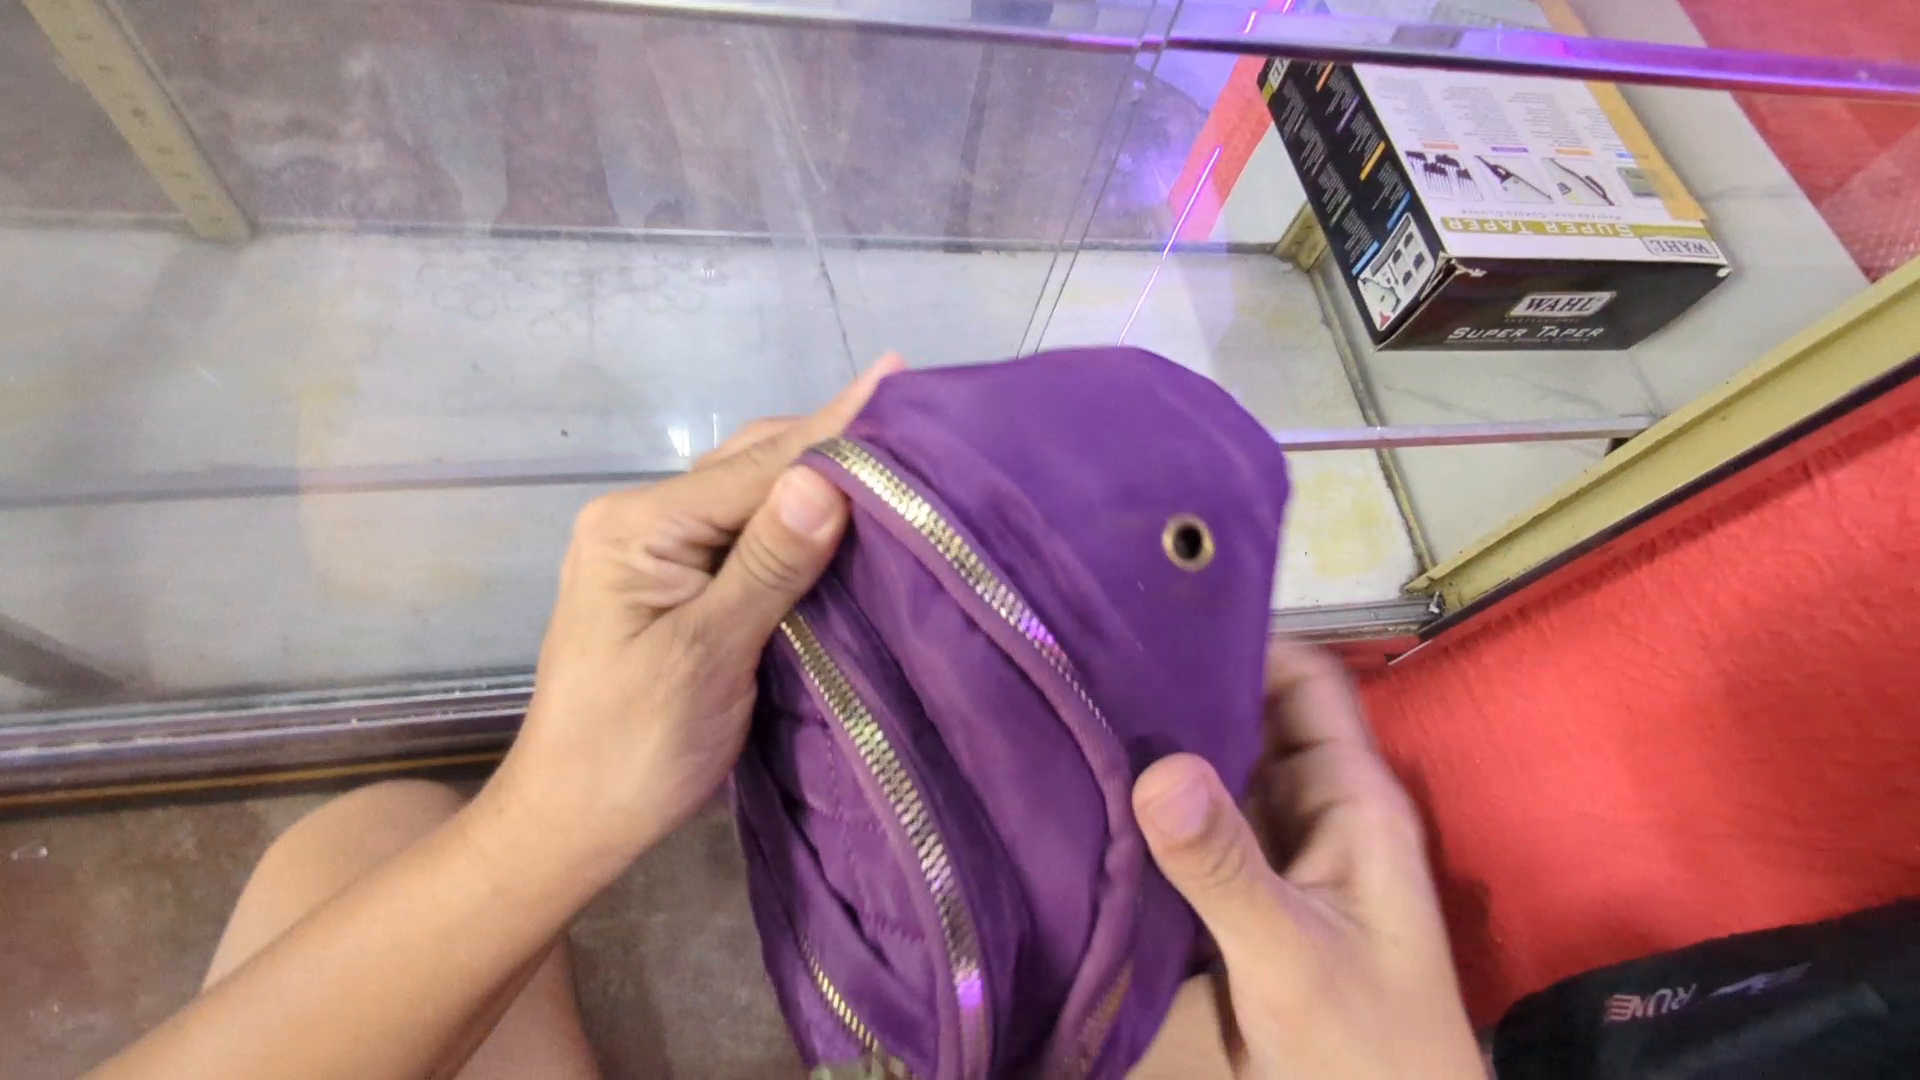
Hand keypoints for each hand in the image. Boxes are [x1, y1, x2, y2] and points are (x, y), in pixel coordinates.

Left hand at [471, 356, 903, 887]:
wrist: (576, 820)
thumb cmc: (634, 747)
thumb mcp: (704, 656)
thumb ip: (765, 565)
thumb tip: (824, 480)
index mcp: (641, 526)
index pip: (756, 466)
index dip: (833, 429)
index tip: (896, 376)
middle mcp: (648, 520)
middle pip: (753, 463)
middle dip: (828, 439)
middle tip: (906, 412)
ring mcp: (664, 550)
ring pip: (754, 492)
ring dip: (817, 472)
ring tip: (887, 445)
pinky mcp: (684, 581)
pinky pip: (753, 531)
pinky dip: (802, 518)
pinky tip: (843, 509)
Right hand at [1129, 642, 1483, 1078]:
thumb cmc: (1364, 1054)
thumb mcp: (1293, 959)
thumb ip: (1226, 868)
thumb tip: (1158, 768)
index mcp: (1347, 798)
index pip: (1305, 682)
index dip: (1249, 640)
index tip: (1164, 616)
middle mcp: (1308, 806)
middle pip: (1248, 716)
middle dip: (1184, 685)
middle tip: (1095, 655)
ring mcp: (1269, 847)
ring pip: (1213, 766)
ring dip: (1161, 741)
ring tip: (1081, 701)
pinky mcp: (1235, 885)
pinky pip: (1190, 820)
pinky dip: (1150, 799)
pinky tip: (1093, 780)